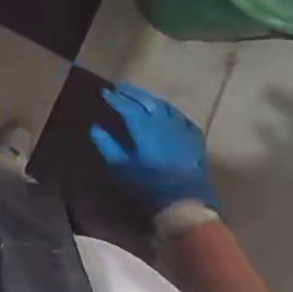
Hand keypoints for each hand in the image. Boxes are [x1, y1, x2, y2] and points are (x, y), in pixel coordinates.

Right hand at [89, 82, 218, 213]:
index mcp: (144, 127)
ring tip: (140, 95)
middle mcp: (164, 123)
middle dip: (132, 92)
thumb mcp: (121, 167)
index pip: (127, 106)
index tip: (104, 92)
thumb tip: (96, 127)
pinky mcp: (195, 139)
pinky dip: (170, 111)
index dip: (115, 98)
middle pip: (147, 101)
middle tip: (120, 87)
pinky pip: (181, 117)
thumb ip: (107, 145)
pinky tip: (166, 112)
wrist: (185, 204)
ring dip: (150, 98)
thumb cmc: (149, 187)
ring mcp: (182, 129)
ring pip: (165, 106)